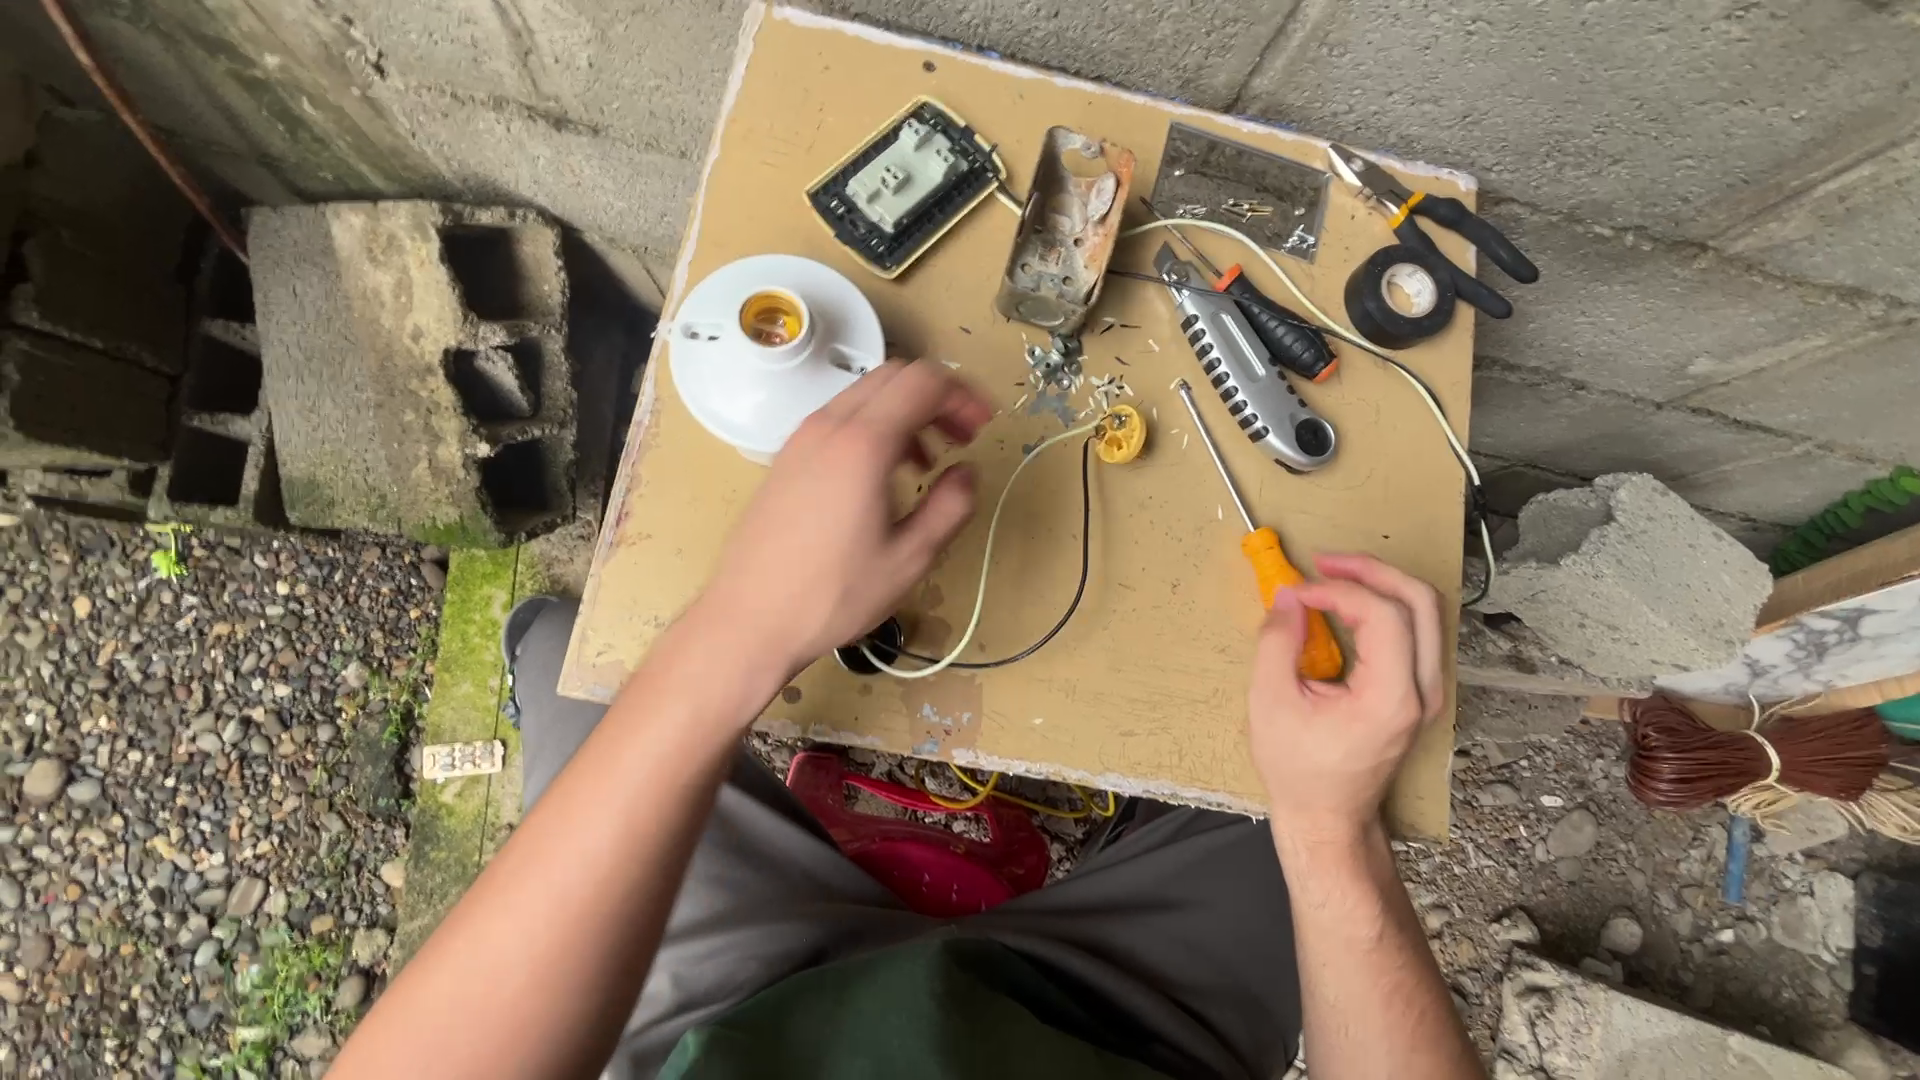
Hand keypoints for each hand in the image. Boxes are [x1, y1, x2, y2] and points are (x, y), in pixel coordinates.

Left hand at [694, 359, 993, 671]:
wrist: (749, 620)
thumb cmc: (834, 595)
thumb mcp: (910, 559)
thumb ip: (950, 506)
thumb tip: (966, 473)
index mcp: (863, 444)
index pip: (923, 381)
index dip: (962, 394)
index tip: (982, 426)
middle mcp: (828, 427)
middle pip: (893, 376)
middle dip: (937, 397)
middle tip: (962, 439)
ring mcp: (800, 439)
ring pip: (864, 395)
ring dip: (905, 413)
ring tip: (926, 463)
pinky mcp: (786, 459)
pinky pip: (839, 419)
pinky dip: (873, 427)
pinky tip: (883, 476)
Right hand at [1248, 554, 1443, 845]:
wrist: (1329, 816)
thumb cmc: (1298, 769)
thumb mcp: (1271, 703)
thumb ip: (1277, 643)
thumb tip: (1286, 598)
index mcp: (1391, 697)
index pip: (1382, 615)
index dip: (1337, 592)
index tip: (1295, 593)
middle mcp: (1421, 690)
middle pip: (1420, 602)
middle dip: (1371, 571)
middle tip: (1325, 561)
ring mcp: (1425, 692)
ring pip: (1424, 612)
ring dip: (1379, 584)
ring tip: (1333, 575)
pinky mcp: (1415, 692)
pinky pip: (1412, 631)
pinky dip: (1381, 606)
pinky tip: (1345, 603)